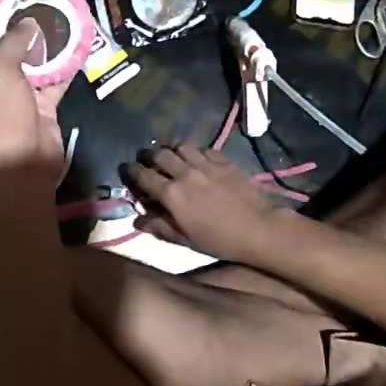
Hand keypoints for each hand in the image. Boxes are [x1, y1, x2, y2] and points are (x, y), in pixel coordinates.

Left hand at [0, 0, 69, 178]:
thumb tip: (27, 23)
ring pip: (28, 57)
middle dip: (14, 17)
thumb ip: (12, 43)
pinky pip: (51, 78)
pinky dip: (64, 63)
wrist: (18, 173)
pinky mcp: (38, 105)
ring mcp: (14, 93)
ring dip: (44, 38)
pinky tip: (78, 45)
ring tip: (60, 13)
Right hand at [124, 144, 282, 262]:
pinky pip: (204, 149)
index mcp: (172, 194)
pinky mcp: (224, 160)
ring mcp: (206, 164)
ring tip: (174, 159)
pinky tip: (198, 161)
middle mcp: (185, 173)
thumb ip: (159, 227)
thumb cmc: (219, 240)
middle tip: (150, 163)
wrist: (258, 228)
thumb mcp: (185, 239)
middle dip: (151, 157)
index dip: (132, 171)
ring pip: (181, 146)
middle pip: (160, 154)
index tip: (128, 169)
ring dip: (174, 151)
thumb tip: (137, 220)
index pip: (143, 176)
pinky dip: (196, 152)